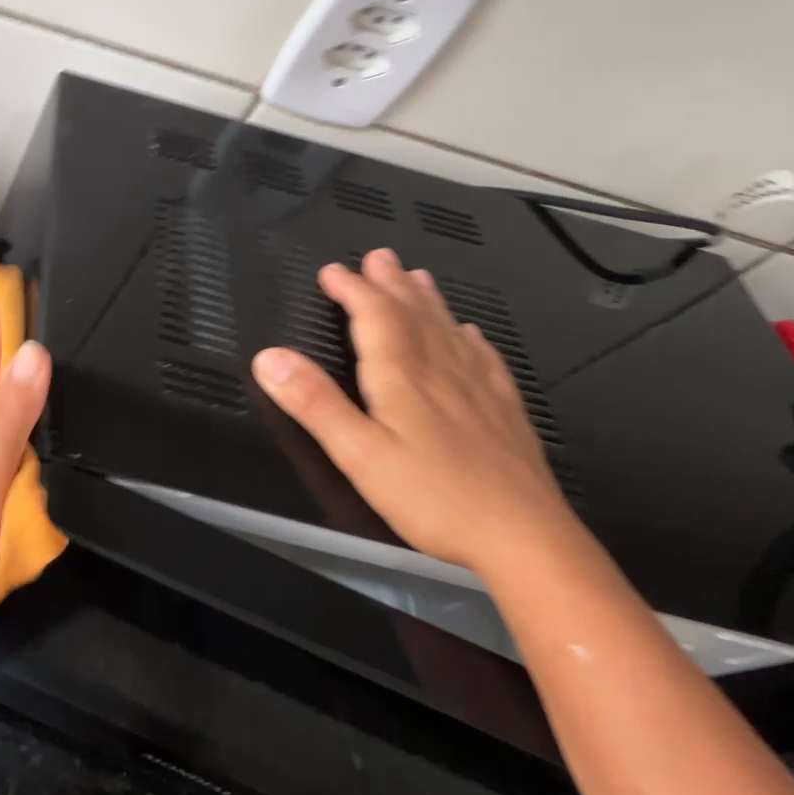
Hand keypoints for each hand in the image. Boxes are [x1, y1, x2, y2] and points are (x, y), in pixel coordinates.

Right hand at [250, 248, 581, 574]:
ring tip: (418, 277)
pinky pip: (484, 360)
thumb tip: (268, 355)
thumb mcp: (357, 454)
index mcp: (402, 378)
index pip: (375, 319)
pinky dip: (469, 337)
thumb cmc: (432, 496)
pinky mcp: (504, 412)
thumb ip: (314, 403)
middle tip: (379, 256)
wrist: (525, 538)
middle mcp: (441, 372)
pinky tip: (470, 334)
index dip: (352, 291)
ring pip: (448, 331)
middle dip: (391, 284)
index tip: (332, 271)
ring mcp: (479, 390)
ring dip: (428, 300)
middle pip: (414, 316)